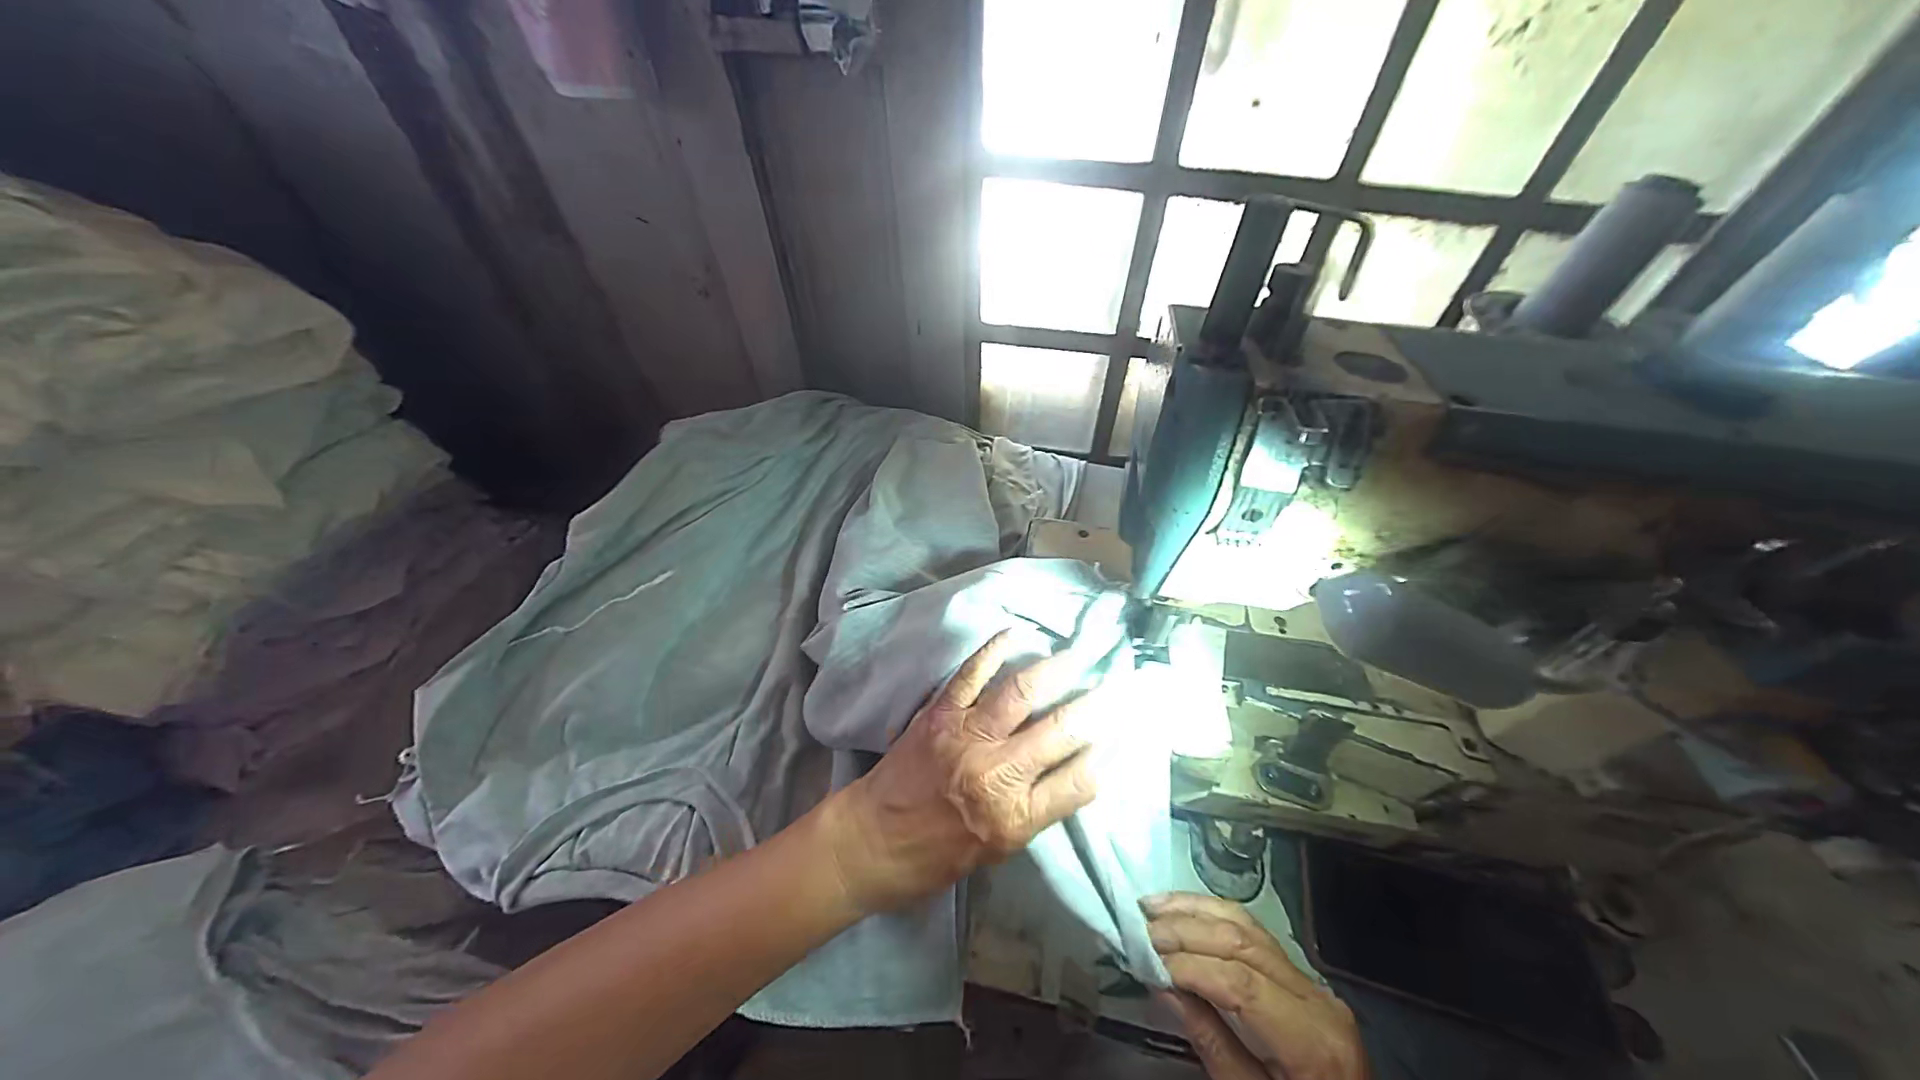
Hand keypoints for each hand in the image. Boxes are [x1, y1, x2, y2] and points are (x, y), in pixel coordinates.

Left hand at [821, 631, 1103, 914]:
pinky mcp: (939, 714)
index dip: (1107, 754)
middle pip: (1061, 731)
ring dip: (1057, 669)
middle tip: (1119, 684)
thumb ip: (1040, 809)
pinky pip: (972, 673)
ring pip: (1022, 692)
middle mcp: (996, 774)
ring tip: (1080, 655)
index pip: (1080, 781)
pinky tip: (1018, 636)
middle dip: (1097, 705)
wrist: (872, 842)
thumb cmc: (937, 856)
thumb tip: (1080, 770)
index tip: (1123, 731)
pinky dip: (995, 650)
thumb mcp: (1000, 850)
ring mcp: (966, 737)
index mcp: (1015, 817)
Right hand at [1144, 893, 1368, 1079]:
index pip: (1241, 983)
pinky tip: (1185, 909)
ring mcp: (1312, 983)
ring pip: (1247, 925)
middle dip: (1187, 931)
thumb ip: (1211, 1044)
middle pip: (1243, 944)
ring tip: (1153, 906)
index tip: (1148, 962)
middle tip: (1141, 929)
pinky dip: (1214, 914)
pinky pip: (1255, 932)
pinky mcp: (1302, 977)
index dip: (1191, 966)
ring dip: (1195, 911)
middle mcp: (1317, 1000)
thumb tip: (1164, 987)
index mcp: (1311, 1041)